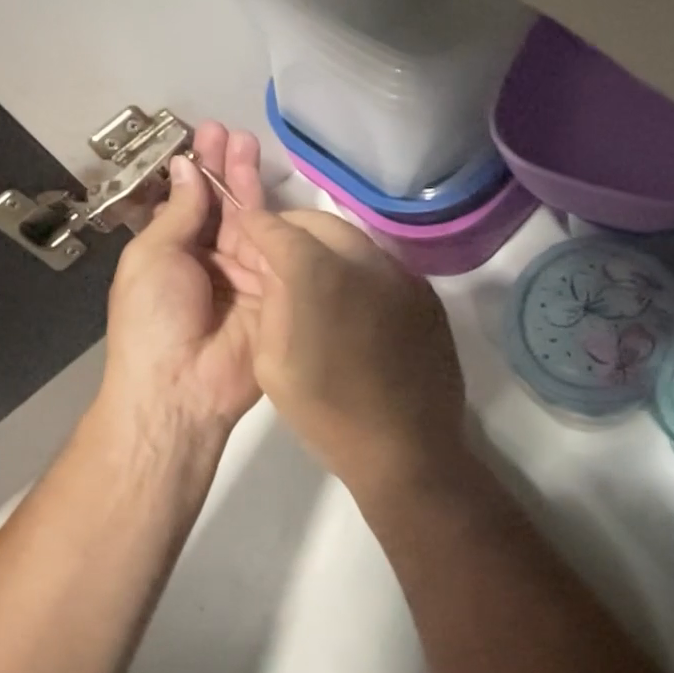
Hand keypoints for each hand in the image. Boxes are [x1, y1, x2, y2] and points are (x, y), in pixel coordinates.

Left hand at [94, 123, 266, 439]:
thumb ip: (179, 212)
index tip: (208, 135)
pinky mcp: (277, 295)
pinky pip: (280, 256)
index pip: (192, 203)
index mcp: (174, 254)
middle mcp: (213, 262)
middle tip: (235, 133)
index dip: (200, 170)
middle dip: (228, 169)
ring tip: (252, 144)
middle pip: (225, 208)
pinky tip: (278, 190)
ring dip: (251, 185)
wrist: (182, 386)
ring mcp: (247, 278)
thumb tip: (185, 168)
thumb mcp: (152, 256)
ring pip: (253, 224)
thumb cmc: (152, 319)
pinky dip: (278, 224)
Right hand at [233, 209, 467, 491]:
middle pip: (323, 223)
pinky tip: (354, 300)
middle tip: (276, 252)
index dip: (256, 228)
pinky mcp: (429, 296)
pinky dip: (362, 270)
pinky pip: (387, 267)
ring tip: (314, 276)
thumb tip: (278, 275)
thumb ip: (272, 304)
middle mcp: (368, 261)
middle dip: (294, 230)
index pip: (279, 229)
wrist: (408, 449)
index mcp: (321, 275)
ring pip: (359, 241)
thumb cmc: (330, 416)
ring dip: (331, 248)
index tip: (244, 233)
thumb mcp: (273, 364)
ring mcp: (405, 277)